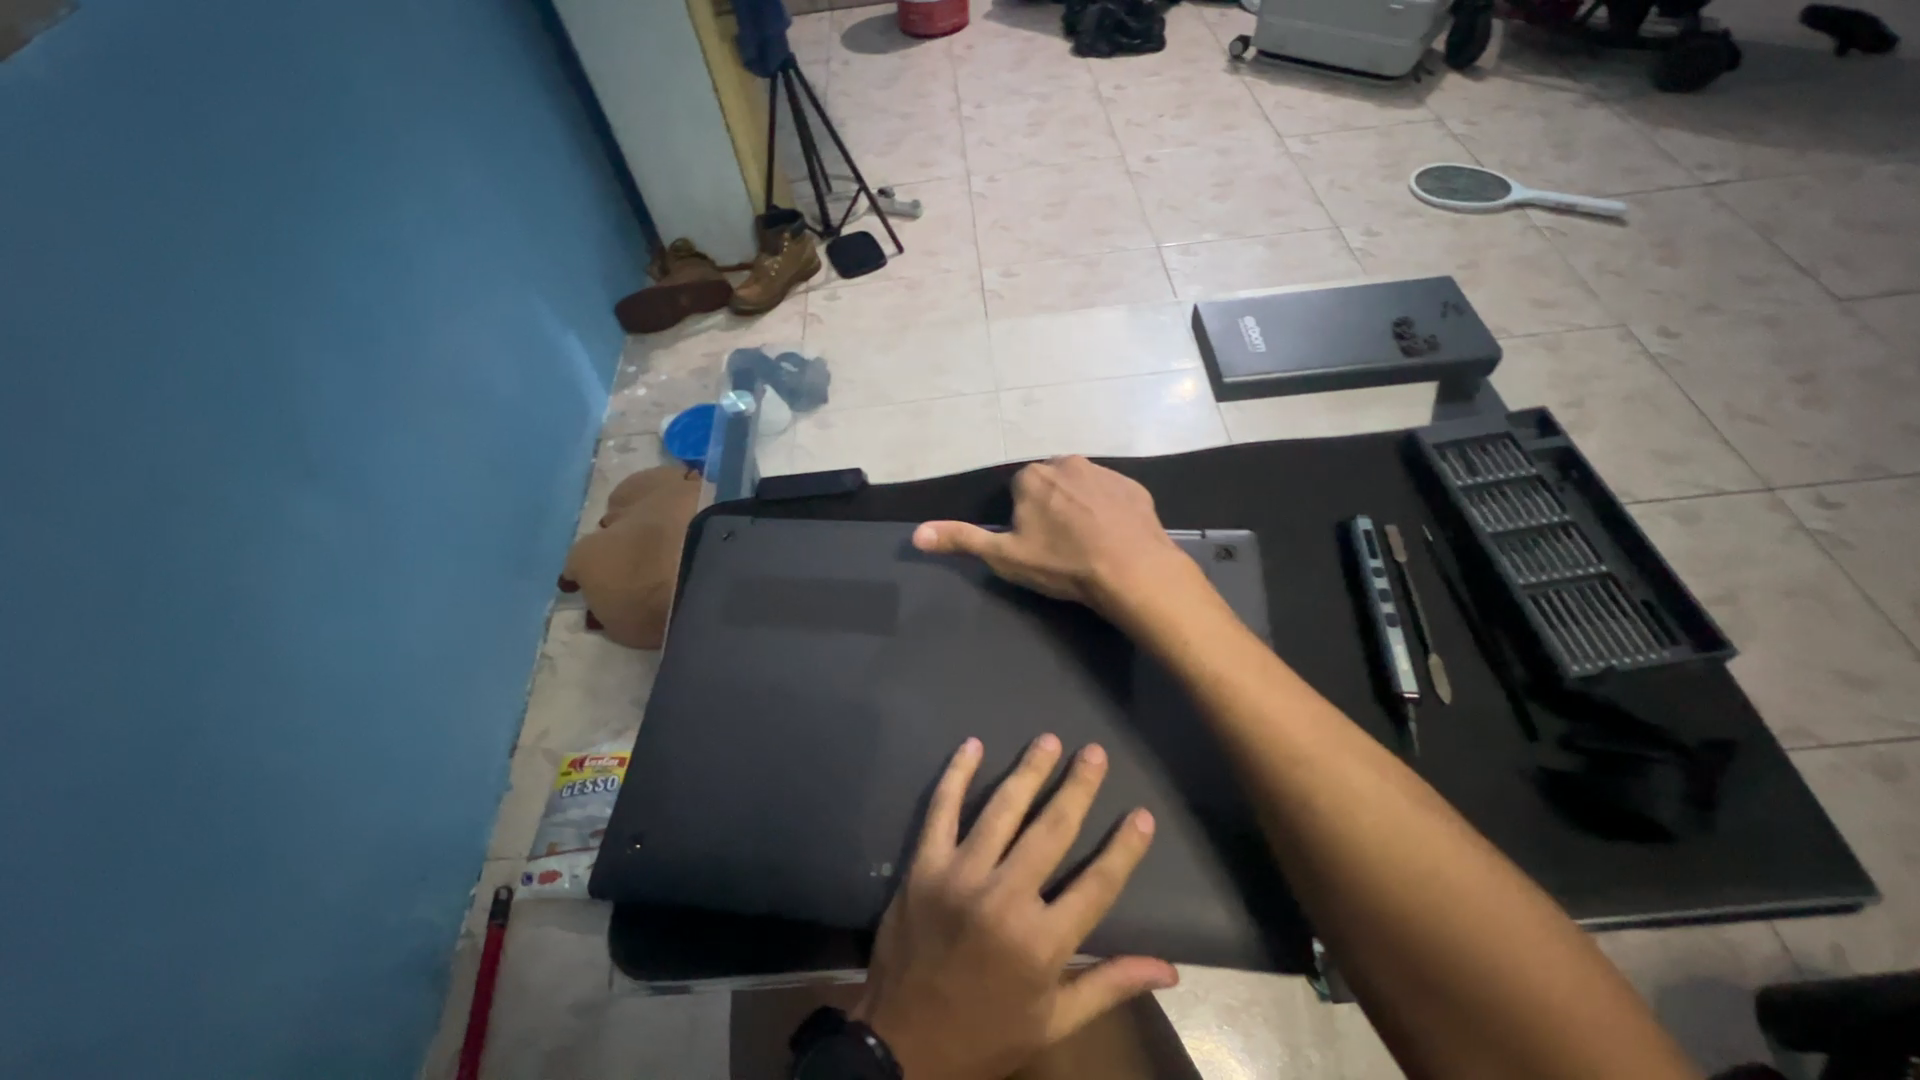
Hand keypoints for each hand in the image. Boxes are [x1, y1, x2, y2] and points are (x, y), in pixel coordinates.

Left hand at [853, 735, 1175, 1079]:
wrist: (901, 1046)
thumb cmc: (985, 1035)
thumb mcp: (1053, 1021)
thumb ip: (1109, 985)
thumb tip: (1170, 969)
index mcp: (1042, 942)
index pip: (1098, 882)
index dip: (1124, 847)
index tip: (1142, 814)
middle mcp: (1004, 899)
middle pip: (1051, 831)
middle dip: (1077, 788)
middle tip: (1093, 753)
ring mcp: (959, 877)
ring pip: (1001, 811)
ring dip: (1028, 771)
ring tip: (1049, 740)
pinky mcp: (922, 868)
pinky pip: (940, 812)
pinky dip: (956, 776)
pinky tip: (972, 746)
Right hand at [911, 456, 1192, 618]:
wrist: (1132, 571)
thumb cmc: (1063, 564)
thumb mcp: (1005, 556)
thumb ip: (962, 540)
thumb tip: (916, 535)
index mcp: (1032, 476)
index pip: (1019, 491)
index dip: (1025, 519)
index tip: (1036, 544)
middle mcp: (1067, 463)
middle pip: (1051, 485)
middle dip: (1052, 508)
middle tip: (1061, 546)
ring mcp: (1105, 472)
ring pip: (1083, 488)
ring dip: (1081, 507)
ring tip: (1088, 544)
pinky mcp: (1135, 487)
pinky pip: (1113, 496)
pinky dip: (1110, 512)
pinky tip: (1113, 538)